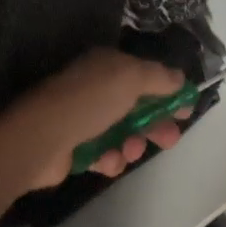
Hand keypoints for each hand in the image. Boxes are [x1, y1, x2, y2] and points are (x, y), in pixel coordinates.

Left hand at [0, 49, 192, 189]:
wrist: (39, 139)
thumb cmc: (89, 101)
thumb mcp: (131, 78)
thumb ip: (160, 77)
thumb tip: (180, 78)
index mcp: (108, 65)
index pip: (146, 74)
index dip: (168, 90)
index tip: (185, 108)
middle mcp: (98, 89)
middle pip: (138, 105)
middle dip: (156, 122)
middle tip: (171, 137)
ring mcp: (86, 119)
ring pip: (124, 132)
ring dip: (134, 143)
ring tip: (131, 150)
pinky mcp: (77, 148)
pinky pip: (105, 153)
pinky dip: (112, 159)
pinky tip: (110, 161)